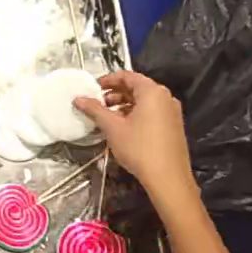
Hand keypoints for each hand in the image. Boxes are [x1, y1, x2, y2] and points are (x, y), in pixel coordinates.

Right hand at [73, 71, 196, 206]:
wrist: (167, 176)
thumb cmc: (139, 148)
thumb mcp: (113, 128)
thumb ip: (95, 110)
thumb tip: (78, 99)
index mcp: (152, 91)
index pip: (128, 76)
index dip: (108, 79)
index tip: (93, 87)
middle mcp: (165, 97)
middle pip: (137, 88)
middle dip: (115, 93)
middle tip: (98, 104)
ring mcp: (172, 111)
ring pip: (144, 101)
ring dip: (124, 105)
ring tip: (108, 117)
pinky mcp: (173, 125)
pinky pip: (152, 112)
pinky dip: (136, 114)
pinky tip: (124, 128)